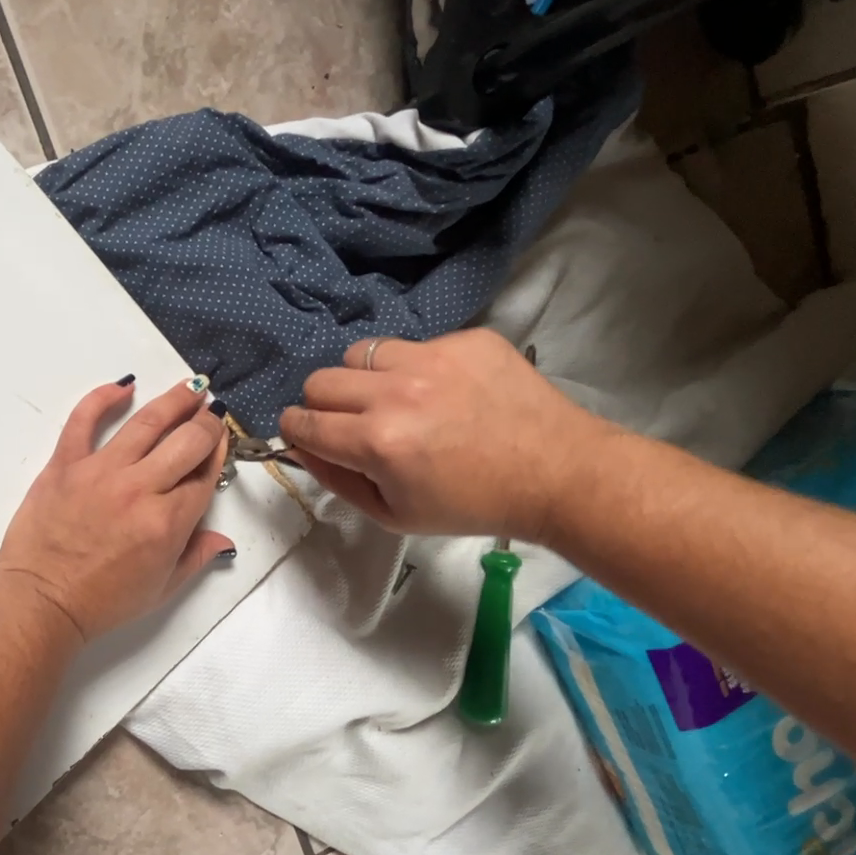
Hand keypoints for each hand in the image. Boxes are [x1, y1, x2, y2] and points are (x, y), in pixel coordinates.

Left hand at [0, 377, 234, 643]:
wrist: (42, 600)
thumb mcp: (160, 590)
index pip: (205, 475)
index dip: (218, 454)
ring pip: (146, 423)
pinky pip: (83, 419)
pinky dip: (103, 398)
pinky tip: (123, 386)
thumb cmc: (102, 602)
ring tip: (189, 387)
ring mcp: (100, 472)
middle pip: (186, 441)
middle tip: (210, 413)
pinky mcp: (64, 464)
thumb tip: (223, 539)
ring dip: (174, 400)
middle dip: (206, 423)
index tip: (220, 440)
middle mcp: (140, 489)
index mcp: (168, 523)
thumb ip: (195, 558)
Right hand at [278, 330, 619, 541]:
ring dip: (363, 378)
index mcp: (376, 442)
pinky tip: (443, 392)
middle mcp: (396, 393)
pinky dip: (414, 368)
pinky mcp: (465, 340)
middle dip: (323, 405)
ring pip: (359, 353)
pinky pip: (411, 346)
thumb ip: (335, 480)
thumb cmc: (471, 505)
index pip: (301, 422)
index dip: (296, 431)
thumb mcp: (392, 514)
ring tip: (393, 399)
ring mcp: (432, 359)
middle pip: (319, 381)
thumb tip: (302, 447)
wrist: (559, 474)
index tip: (309, 436)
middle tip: (351, 423)